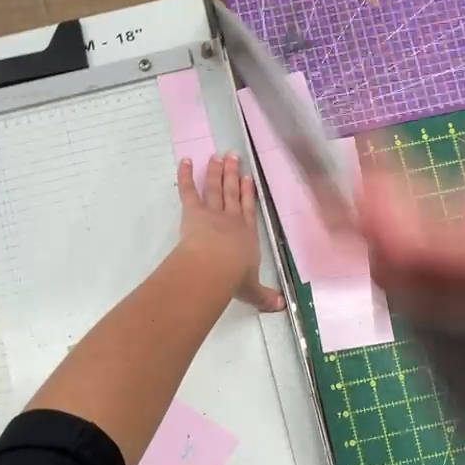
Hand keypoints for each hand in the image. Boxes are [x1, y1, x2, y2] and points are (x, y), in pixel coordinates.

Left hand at [176, 153, 283, 312]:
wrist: (216, 267)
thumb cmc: (235, 278)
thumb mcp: (252, 290)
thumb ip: (264, 297)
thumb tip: (280, 307)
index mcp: (247, 235)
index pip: (249, 211)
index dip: (248, 194)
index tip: (248, 179)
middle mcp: (232, 220)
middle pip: (233, 194)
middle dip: (233, 175)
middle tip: (232, 157)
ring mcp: (213, 213)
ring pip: (214, 188)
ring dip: (215, 172)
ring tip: (217, 156)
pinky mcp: (194, 212)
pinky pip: (188, 191)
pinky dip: (185, 175)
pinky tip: (184, 161)